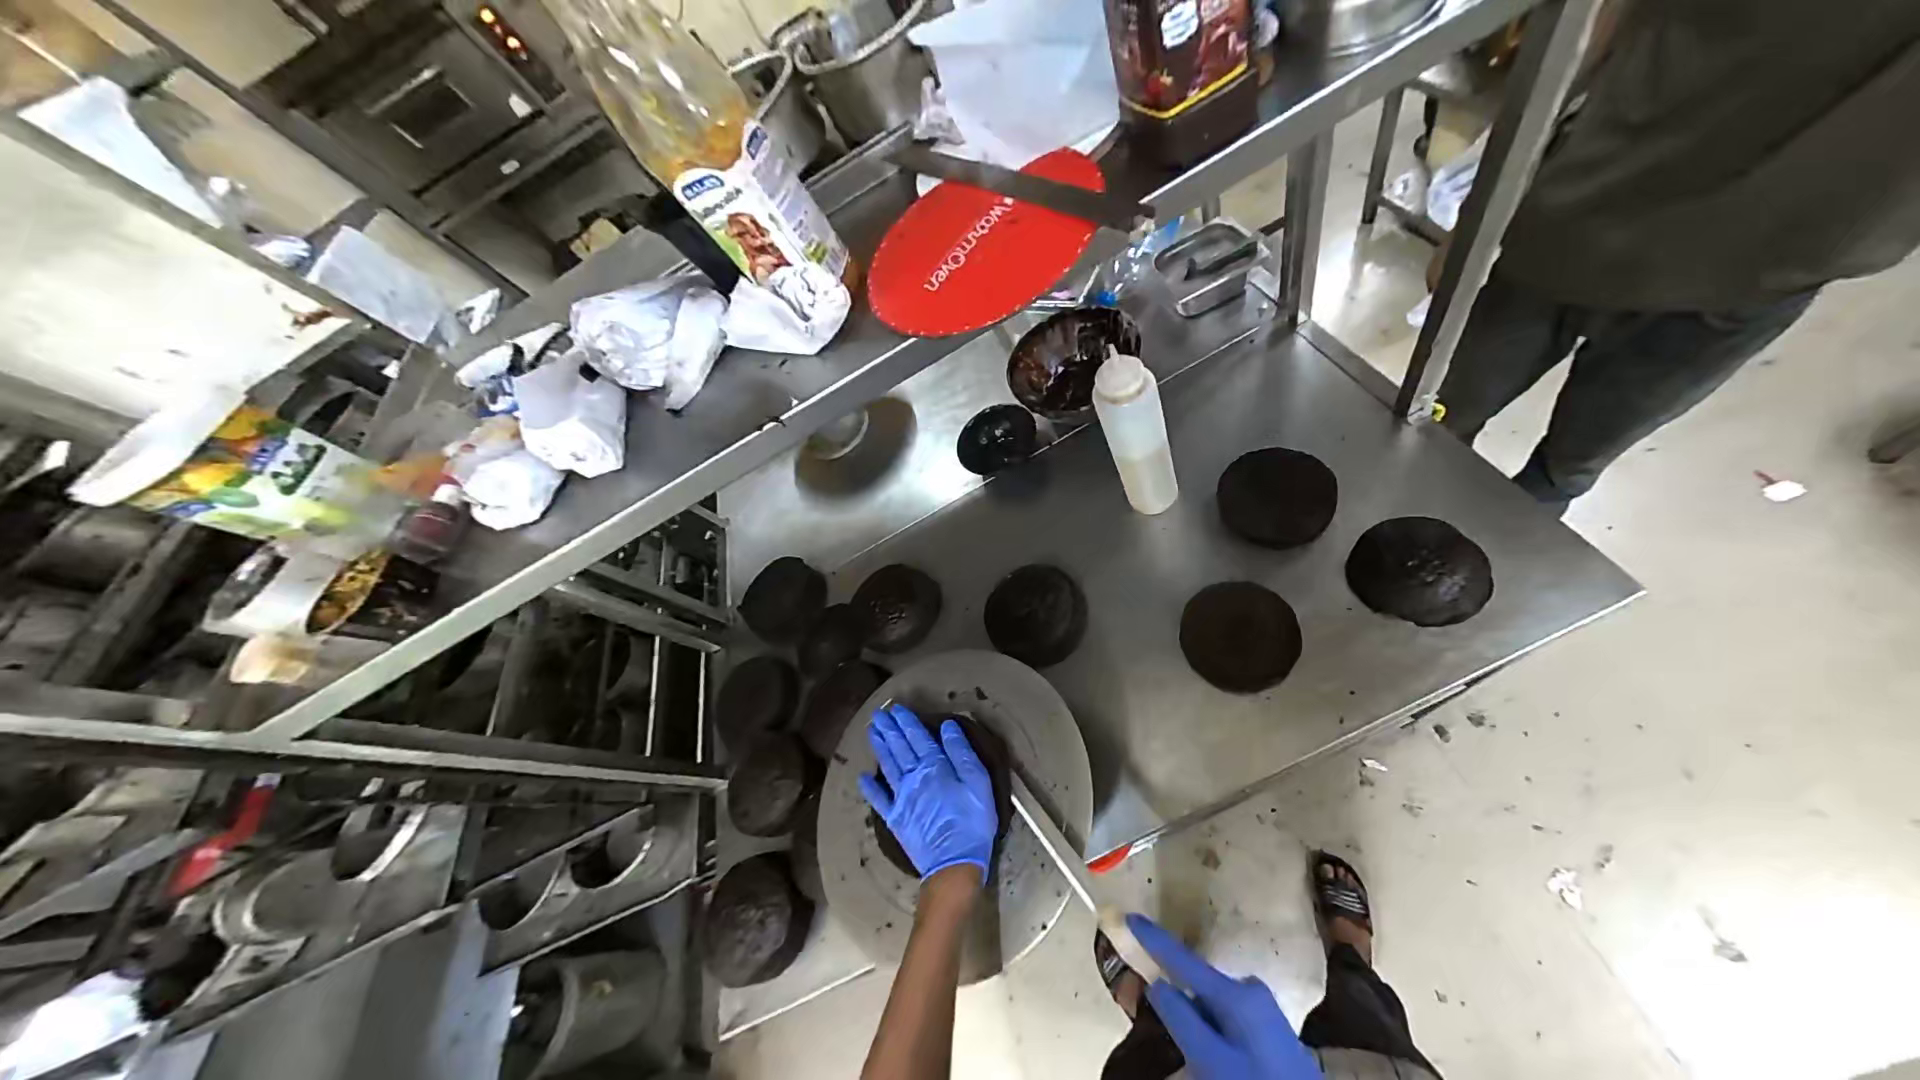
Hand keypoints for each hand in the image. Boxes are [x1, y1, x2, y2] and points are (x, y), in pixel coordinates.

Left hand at [859, 705, 997, 882]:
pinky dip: (870, 788)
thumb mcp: (978, 782)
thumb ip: (962, 753)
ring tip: (872, 732)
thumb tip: (948, 726)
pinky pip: (879, 800)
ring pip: (887, 766)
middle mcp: (913, 778)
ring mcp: (901, 799)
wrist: (954, 863)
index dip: (907, 722)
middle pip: (899, 748)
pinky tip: (863, 777)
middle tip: (878, 714)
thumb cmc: (973, 821)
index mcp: (934, 767)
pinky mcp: (895, 819)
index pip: (918, 738)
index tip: (897, 709)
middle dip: (889, 729)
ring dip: (879, 747)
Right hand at [1129, 913, 1322, 1079]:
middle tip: (1160, 1020)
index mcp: (1236, 994)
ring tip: (1193, 1058)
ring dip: (1195, 1021)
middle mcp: (1251, 992)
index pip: (1184, 959)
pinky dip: (1211, 1032)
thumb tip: (1157, 984)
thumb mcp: (1209, 1061)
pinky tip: (1213, 1060)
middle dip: (1176, 996)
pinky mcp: (1271, 1032)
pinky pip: (1227, 1021)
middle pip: (1198, 984)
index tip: (1129, 916)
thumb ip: (1180, 1018)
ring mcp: (1264, 1011)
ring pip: (1212, 1006)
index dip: (1153, 938)